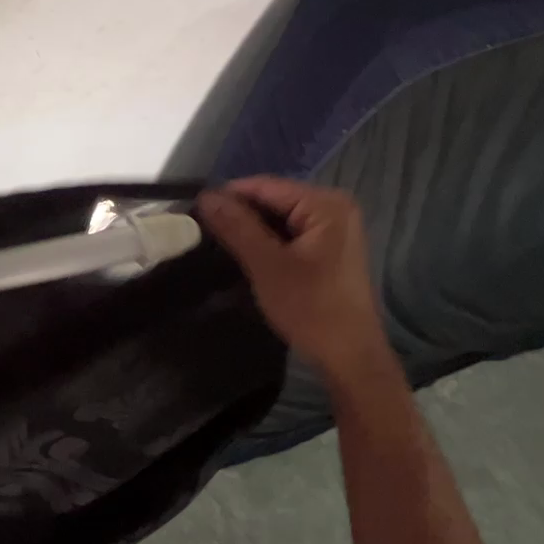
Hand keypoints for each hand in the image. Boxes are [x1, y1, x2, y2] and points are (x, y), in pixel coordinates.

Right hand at [197, 177, 387, 377]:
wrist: (349, 357)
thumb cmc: (311, 308)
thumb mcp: (266, 264)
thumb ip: (236, 226)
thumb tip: (206, 195)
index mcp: (325, 204)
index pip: (264, 186)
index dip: (227, 196)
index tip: (194, 212)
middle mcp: (334, 207)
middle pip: (272, 199)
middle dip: (239, 214)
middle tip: (204, 231)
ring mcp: (335, 228)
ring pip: (278, 217)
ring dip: (251, 229)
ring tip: (219, 242)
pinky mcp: (330, 247)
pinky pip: (289, 232)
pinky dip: (267, 241)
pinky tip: (246, 254)